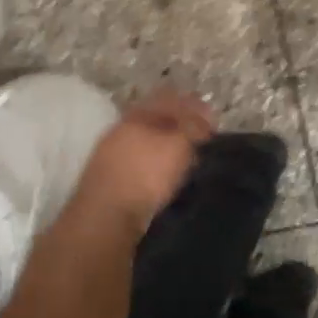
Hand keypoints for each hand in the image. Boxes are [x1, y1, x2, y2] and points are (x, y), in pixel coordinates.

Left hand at [69, 91, 215, 234]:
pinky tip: (168, 175)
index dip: (194, 105)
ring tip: (188, 159)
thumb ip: (194, 126)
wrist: (104, 218)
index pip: (170, 98)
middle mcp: (120, 130)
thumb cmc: (146, 174)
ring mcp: (110, 155)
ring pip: (147, 141)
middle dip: (180, 126)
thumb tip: (203, 118)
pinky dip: (156, 163)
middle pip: (156, 119)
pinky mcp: (108, 179)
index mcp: (136, 115)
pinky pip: (140, 161)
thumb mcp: (180, 144)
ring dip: (168, 146)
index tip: (212, 120)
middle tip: (202, 139)